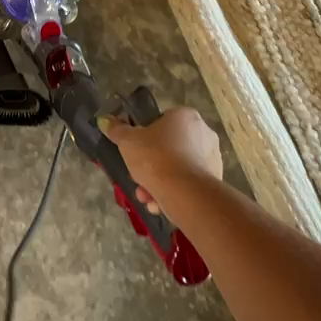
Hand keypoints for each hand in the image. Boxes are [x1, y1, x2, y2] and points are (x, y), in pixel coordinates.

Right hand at [101, 107, 222, 215]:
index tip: (136, 154)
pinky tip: (159, 205)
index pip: (162, 122)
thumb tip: (104, 120)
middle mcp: (204, 132)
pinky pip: (188, 183)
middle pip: (169, 148)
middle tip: (138, 180)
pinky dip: (174, 193)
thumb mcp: (128, 142)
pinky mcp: (216, 180)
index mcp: (185, 115)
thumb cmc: (155, 158)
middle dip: (150, 167)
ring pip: (177, 168)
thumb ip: (117, 130)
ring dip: (159, 183)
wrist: (184, 192)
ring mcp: (212, 157)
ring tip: (147, 198)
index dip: (145, 139)